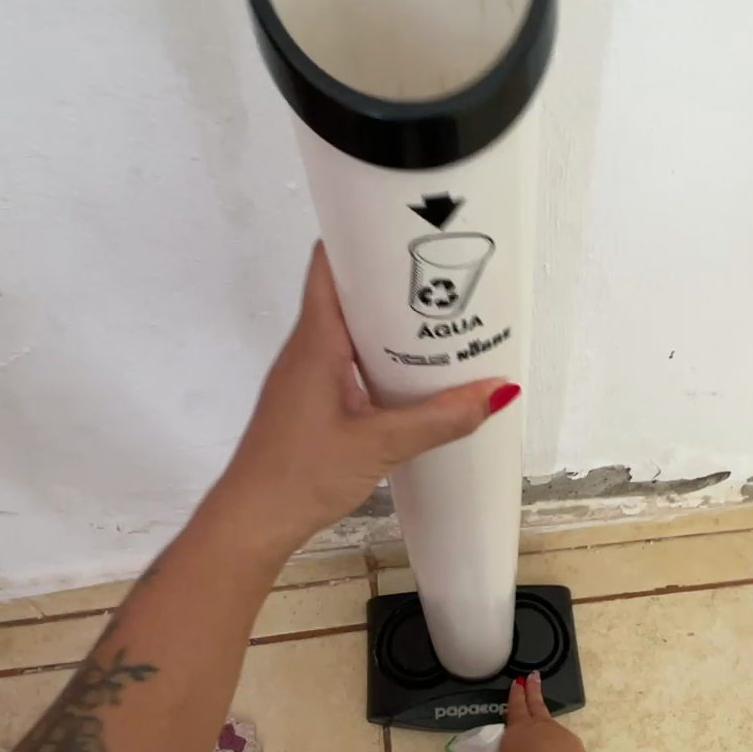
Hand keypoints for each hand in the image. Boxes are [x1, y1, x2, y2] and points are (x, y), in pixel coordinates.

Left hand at [210, 243, 516, 553]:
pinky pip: (348, 361)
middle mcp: (307, 348)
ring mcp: (306, 375)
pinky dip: (380, 357)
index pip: (331, 263)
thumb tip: (498, 392)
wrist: (254, 520)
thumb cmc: (301, 475)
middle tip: (443, 280)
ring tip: (438, 324)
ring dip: (389, 324)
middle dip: (393, 282)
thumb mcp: (380, 445)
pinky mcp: (311, 400)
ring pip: (350, 329)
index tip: (410, 231)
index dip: (366, 237)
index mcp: (316, 341)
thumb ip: (440, 419)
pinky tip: (412, 376)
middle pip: (348, 292)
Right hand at [475, 671, 594, 751]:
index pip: (515, 705)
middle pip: (536, 704)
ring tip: (538, 746)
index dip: (516, 693)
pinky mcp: (575, 751)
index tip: (519, 680)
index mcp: (518, 728)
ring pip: (550, 729)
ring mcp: (560, 737)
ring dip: (544, 731)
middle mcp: (540, 727)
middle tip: (534, 676)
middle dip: (533, 689)